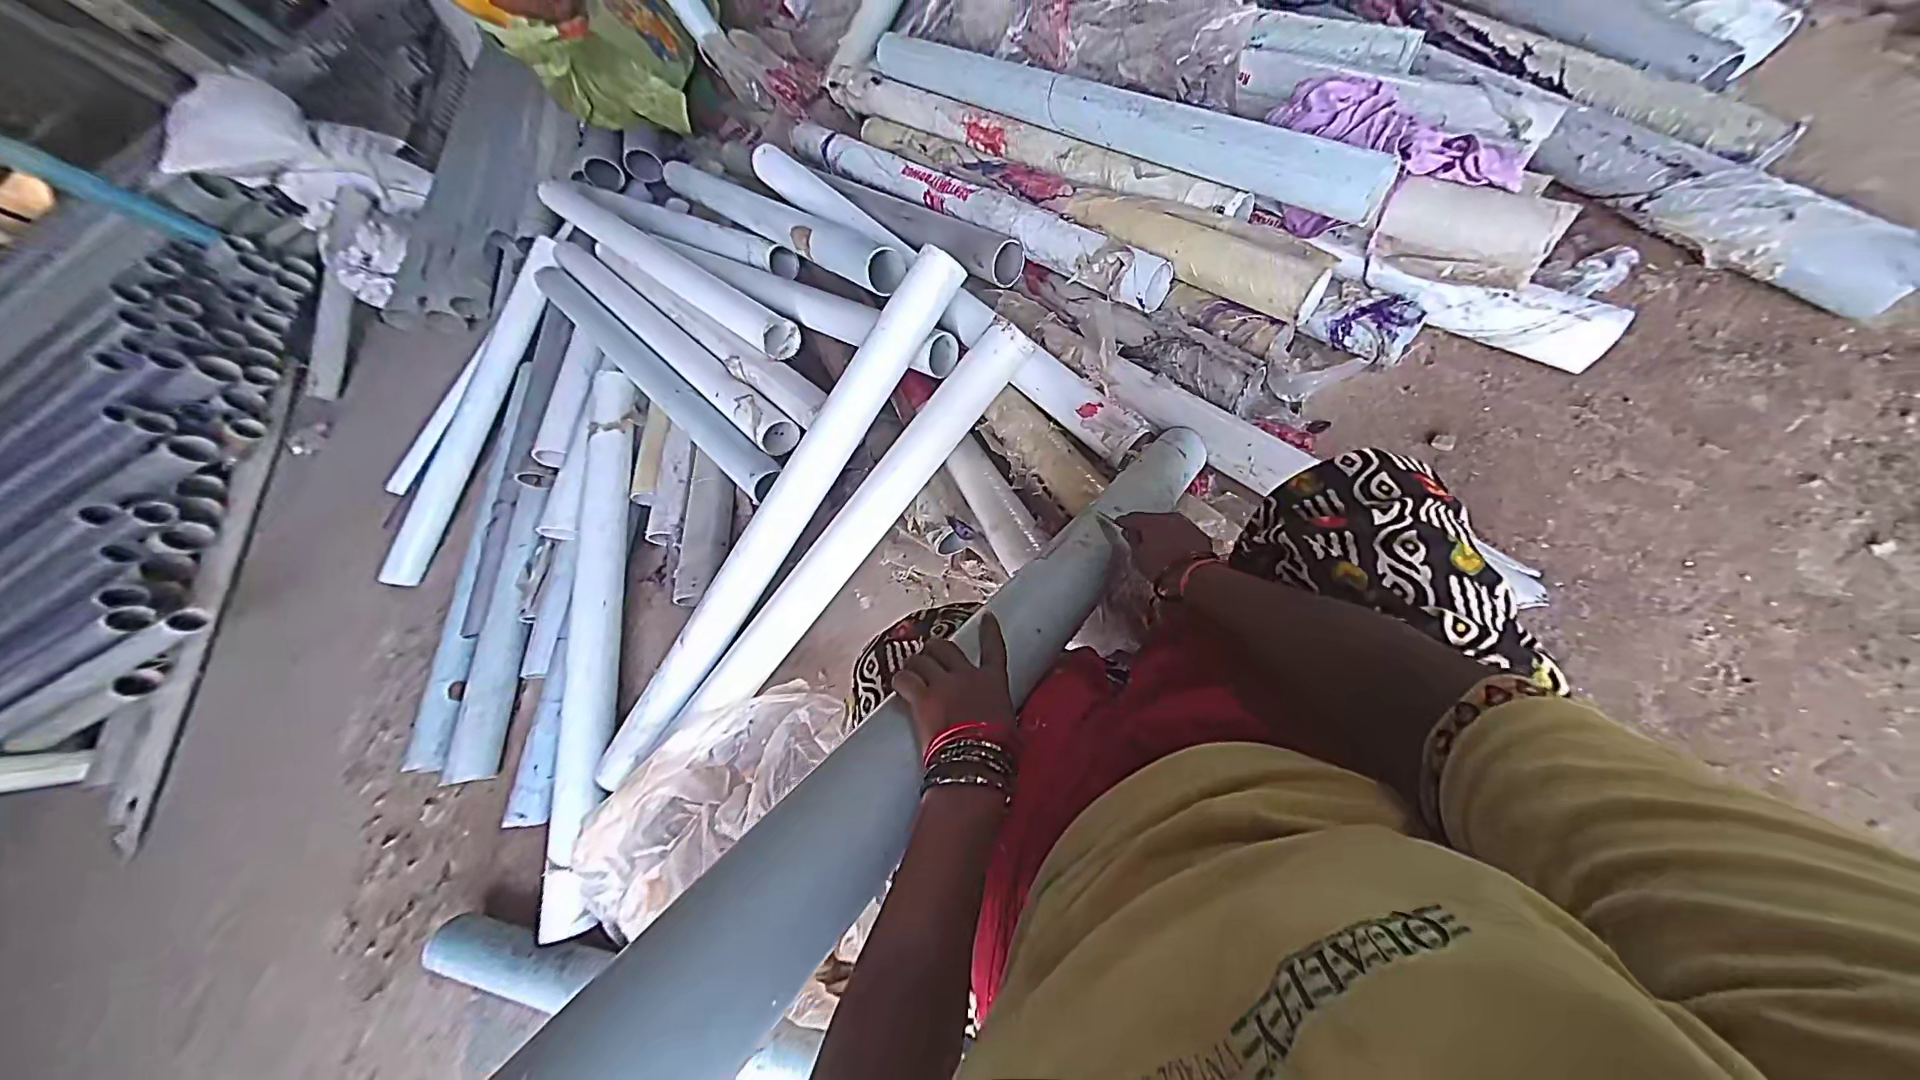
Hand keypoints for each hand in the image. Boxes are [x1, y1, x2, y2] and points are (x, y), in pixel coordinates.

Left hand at [893, 613, 1015, 751]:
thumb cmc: (998, 748)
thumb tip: (1005, 729)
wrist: (975, 758)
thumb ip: (1002, 716)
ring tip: (910, 670)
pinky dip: (900, 680)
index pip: (993, 649)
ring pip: (922, 659)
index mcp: (993, 682)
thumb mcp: (1010, 725)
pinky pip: (905, 679)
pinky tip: (898, 684)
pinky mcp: (922, 698)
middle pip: (946, 648)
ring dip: (915, 663)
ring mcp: (942, 684)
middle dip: (935, 649)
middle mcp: (966, 676)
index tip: (986, 618)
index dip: (989, 631)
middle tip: (928, 655)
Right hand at [1116, 511, 1214, 582]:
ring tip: (1157, 543)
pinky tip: (1173, 547)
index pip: (1132, 518)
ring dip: (1162, 531)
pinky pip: (1181, 531)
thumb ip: (1133, 541)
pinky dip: (1175, 537)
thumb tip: (1130, 532)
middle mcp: (1168, 517)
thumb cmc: (1161, 568)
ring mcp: (1185, 523)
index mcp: (1149, 521)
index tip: (1119, 525)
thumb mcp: (1139, 557)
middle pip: (1152, 519)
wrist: (1195, 575)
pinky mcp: (1198, 533)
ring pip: (1168, 524)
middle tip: (1139, 536)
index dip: (1124, 522)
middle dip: (1145, 526)